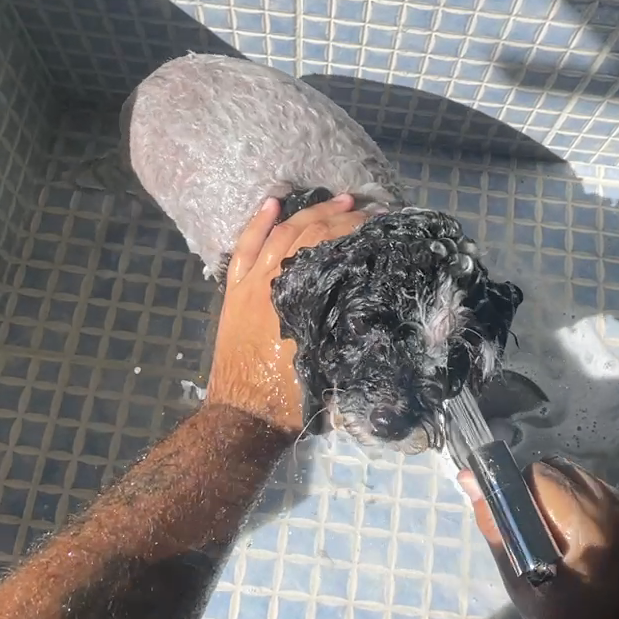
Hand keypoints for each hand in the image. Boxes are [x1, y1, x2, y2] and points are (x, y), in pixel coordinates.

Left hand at [207, 194, 364, 431]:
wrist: (244, 417)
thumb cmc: (292, 399)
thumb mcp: (333, 369)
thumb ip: (353, 340)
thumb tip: (383, 314)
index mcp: (303, 302)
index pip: (331, 250)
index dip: (354, 232)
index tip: (379, 225)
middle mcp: (277, 283)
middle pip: (309, 236)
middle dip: (339, 218)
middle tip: (366, 210)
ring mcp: (251, 284)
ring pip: (280, 234)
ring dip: (309, 213)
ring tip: (337, 201)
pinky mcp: (234, 292)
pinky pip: (245, 248)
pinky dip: (258, 223)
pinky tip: (273, 203)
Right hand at [461, 457, 618, 618]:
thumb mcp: (523, 586)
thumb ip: (497, 527)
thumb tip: (468, 479)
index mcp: (594, 525)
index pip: (540, 474)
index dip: (518, 492)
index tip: (515, 524)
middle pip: (562, 471)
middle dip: (539, 494)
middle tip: (533, 537)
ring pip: (581, 480)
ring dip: (560, 499)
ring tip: (557, 544)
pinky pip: (601, 495)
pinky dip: (582, 508)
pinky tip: (580, 545)